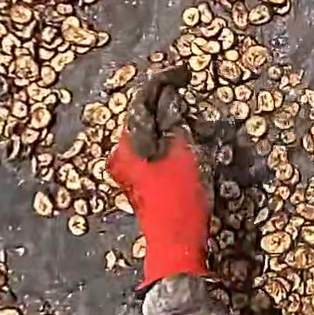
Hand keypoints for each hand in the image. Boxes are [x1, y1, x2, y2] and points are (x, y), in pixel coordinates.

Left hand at [108, 68, 209, 287]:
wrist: (174, 242)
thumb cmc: (180, 195)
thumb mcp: (184, 151)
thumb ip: (174, 120)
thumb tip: (169, 99)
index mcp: (128, 142)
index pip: (142, 99)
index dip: (165, 82)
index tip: (184, 72)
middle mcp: (121, 153)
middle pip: (143, 116)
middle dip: (166, 104)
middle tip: (188, 93)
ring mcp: (127, 168)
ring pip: (148, 133)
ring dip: (169, 124)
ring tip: (192, 120)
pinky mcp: (138, 180)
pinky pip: (151, 150)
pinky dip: (167, 141)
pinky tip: (185, 143)